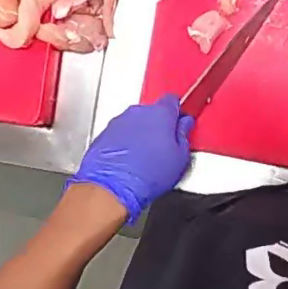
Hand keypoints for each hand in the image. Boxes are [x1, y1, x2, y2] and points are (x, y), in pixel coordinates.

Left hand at [69, 94, 194, 220]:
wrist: (111, 188)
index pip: (172, 101)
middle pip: (151, 112)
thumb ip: (184, 135)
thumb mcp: (180, 158)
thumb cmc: (147, 174)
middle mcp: (137, 112)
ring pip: (134, 123)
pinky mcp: (103, 135)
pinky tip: (128, 163)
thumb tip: (184, 126)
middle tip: (163, 148)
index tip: (179, 124)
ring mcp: (118, 122)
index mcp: (160, 113)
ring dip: (139, 135)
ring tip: (144, 160)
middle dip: (157, 126)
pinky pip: (118, 135)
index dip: (177, 112)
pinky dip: (123, 144)